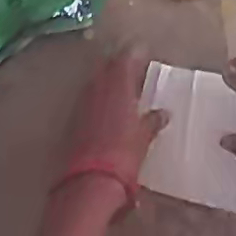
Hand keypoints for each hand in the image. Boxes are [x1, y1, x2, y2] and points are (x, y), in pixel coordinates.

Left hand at [61, 46, 169, 209]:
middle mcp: (99, 84)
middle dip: (120, 64)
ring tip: (120, 90)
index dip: (136, 53)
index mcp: (119, 82)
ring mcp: (83, 99)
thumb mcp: (144, 137)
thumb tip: (164, 113)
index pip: (128, 55)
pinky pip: (87, 97)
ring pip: (96, 79)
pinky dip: (96, 98)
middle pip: (109, 63)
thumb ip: (153, 120)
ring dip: (107, 80)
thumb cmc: (124, 154)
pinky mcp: (72, 117)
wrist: (89, 182)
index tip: (145, 54)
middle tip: (133, 71)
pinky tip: (104, 110)